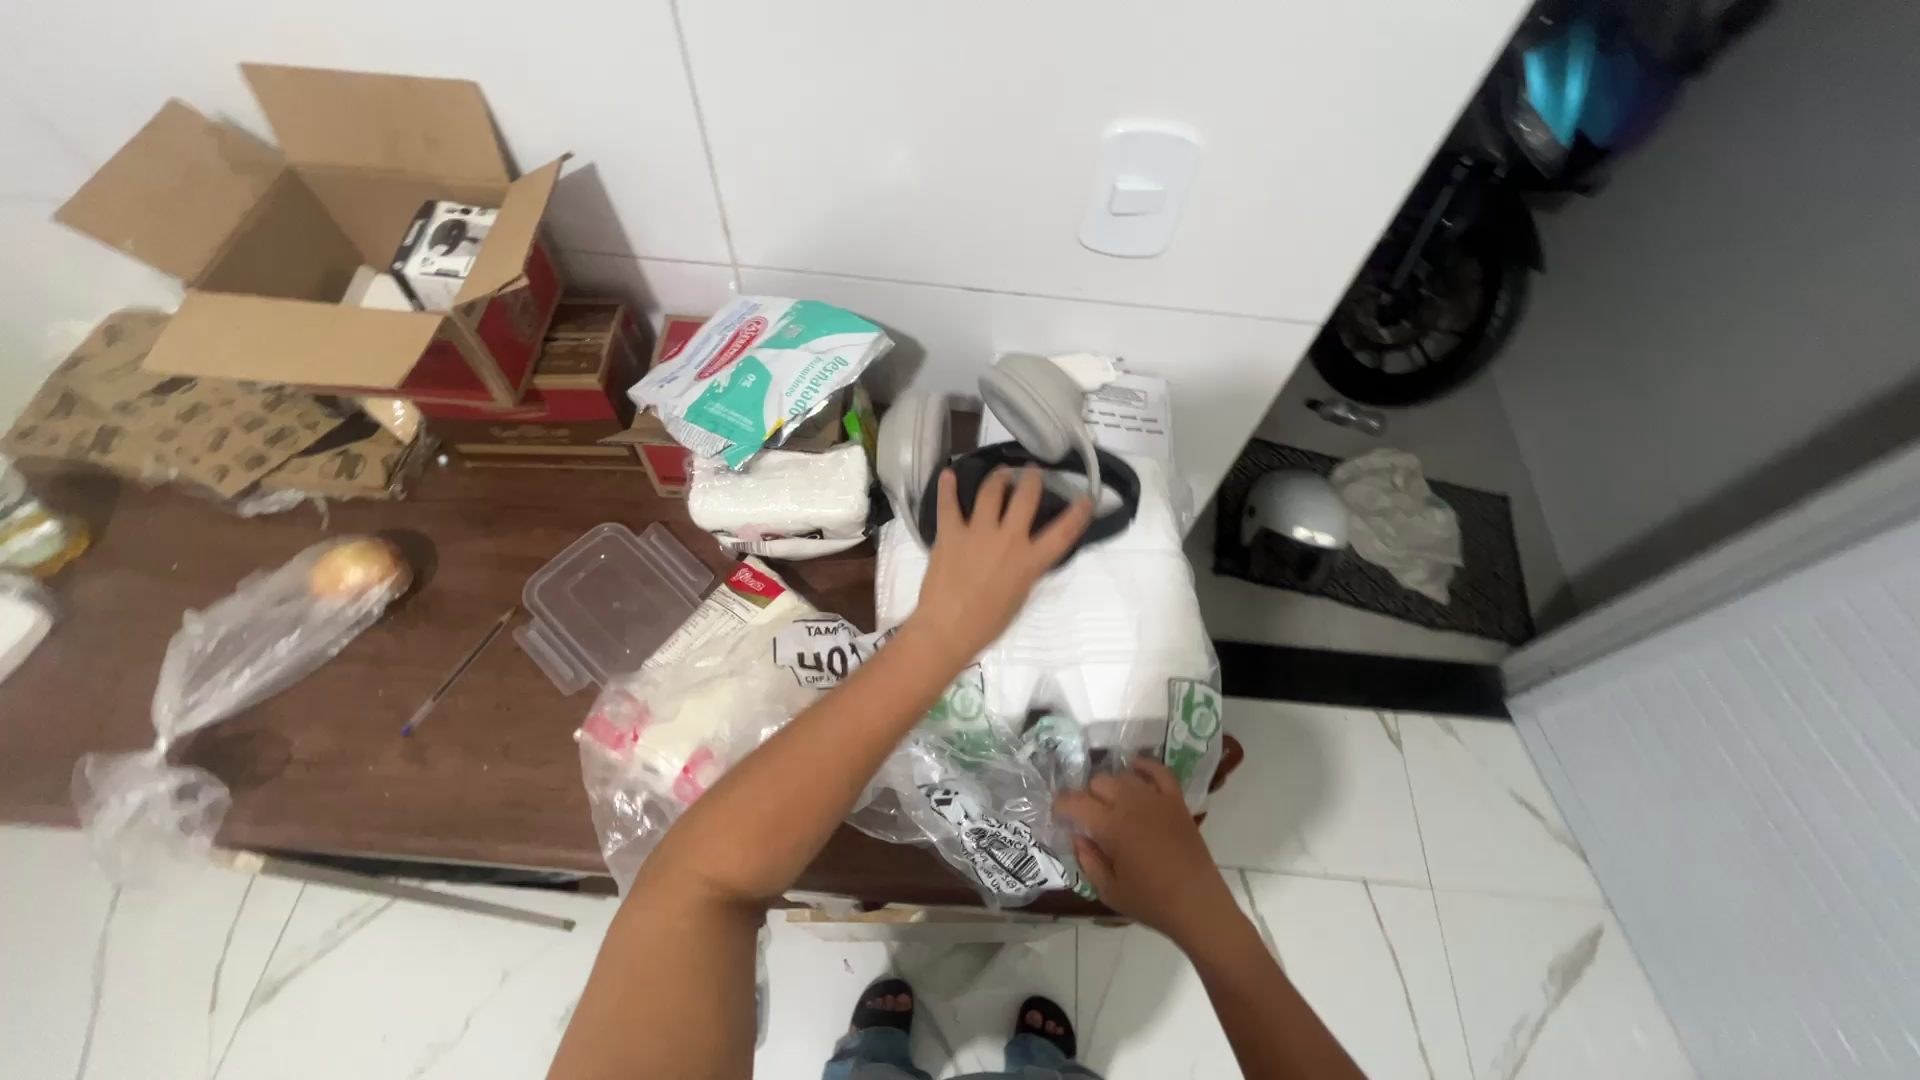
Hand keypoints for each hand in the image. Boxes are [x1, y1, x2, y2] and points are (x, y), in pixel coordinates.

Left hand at [904, 467, 1089, 666]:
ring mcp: (977, 532)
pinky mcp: (950, 533)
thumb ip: (1025, 569)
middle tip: (1032, 471)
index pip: (1063, 532)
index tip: (1086, 498)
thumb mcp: (1020, 596)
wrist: (946, 630)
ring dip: (998, 477)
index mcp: (1030, 562)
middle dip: (1032, 478)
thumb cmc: (987, 624)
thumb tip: (1026, 554)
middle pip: (1026, 497)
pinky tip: (948, 473)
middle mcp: (1008, 540)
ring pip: (991, 492)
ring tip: (1000, 472)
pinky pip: (948, 504)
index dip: (1078, 513)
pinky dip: (947, 487)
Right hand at [1054, 757, 1238, 946]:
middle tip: (1089, 818)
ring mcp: (1156, 799)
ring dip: (1112, 786)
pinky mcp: (1176, 801)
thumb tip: (1077, 836)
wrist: (1198, 905)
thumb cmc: (1151, 903)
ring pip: (1124, 775)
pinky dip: (1145, 767)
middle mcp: (1131, 804)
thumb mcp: (1108, 891)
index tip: (1059, 815)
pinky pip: (1159, 771)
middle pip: (1099, 782)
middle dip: (1087, 796)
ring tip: (1112, 804)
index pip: (1076, 802)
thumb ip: (1087, 860)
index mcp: (1111, 827)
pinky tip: (1136, 771)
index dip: (1061, 805)